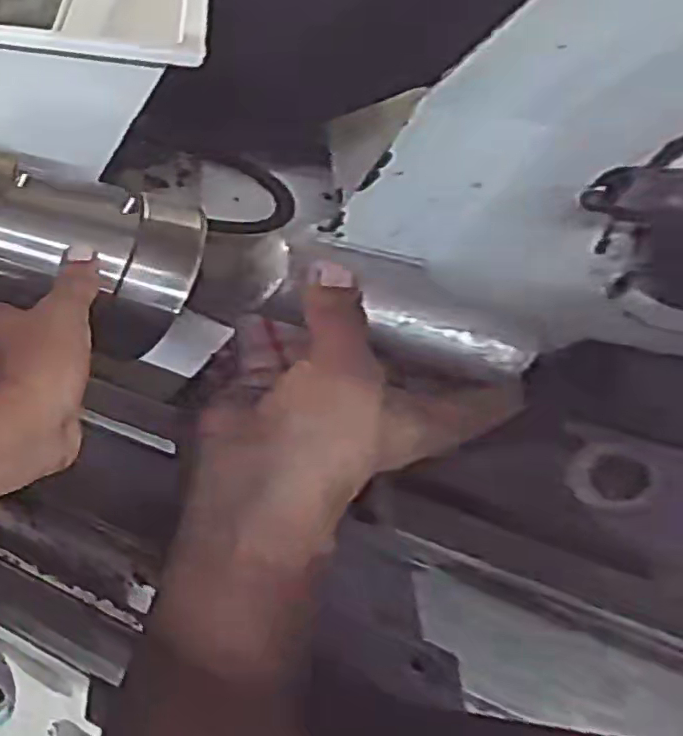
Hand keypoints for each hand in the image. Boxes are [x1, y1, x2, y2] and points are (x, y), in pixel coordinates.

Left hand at [0, 254, 103, 474]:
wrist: (32, 423)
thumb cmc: (37, 364)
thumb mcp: (64, 313)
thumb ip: (74, 285)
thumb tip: (83, 254)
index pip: (8, 304)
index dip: (30, 302)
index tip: (52, 300)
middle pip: (17, 336)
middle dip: (41, 335)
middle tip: (68, 328)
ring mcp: (7, 383)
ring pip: (30, 366)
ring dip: (51, 365)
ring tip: (76, 358)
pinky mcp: (26, 410)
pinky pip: (46, 394)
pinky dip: (60, 392)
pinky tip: (76, 390)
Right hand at [186, 262, 525, 560]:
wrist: (251, 469)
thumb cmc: (324, 435)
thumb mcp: (346, 369)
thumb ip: (339, 316)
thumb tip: (331, 267)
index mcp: (421, 415)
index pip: (477, 391)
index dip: (484, 360)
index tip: (478, 320)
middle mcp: (369, 404)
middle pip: (380, 357)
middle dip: (370, 321)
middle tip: (364, 273)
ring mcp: (312, 398)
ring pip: (314, 349)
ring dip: (304, 318)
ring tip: (297, 274)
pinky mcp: (261, 390)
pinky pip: (262, 351)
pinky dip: (256, 328)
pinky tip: (253, 298)